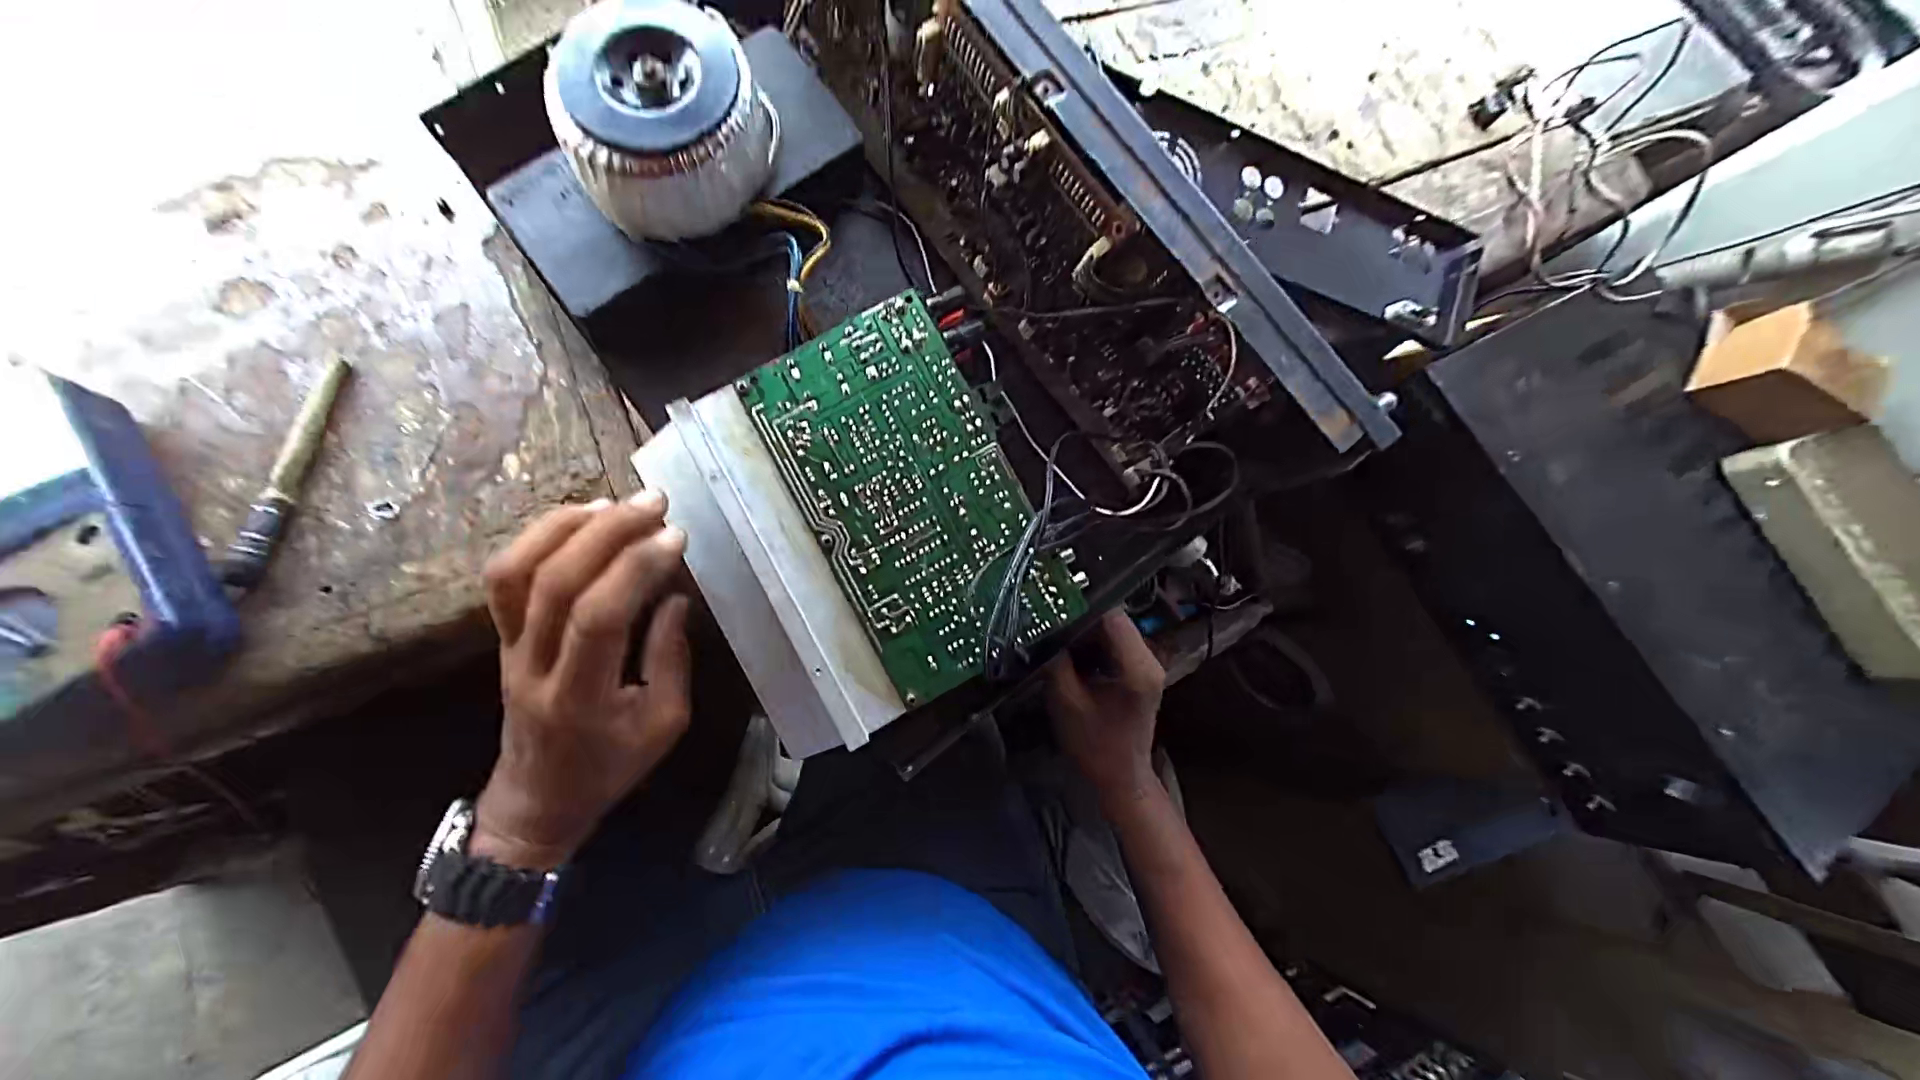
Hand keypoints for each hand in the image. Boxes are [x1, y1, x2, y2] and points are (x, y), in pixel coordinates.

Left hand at [474, 491, 691, 868]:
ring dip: (564, 526)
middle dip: (608, 532)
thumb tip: (674, 596)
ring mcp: (508, 648)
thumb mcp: (665, 723)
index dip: (636, 568)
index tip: (675, 538)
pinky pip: (505, 577)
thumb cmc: (610, 766)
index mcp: (580, 696)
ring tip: (614, 503)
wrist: (537, 799)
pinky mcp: (500, 637)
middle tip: (654, 503)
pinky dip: (540, 538)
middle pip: (554, 582)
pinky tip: (580, 519)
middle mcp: (533, 666)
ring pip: (514, 572)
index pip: (598, 617)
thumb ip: (672, 659)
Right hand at [1046, 608, 1165, 807]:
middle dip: (1080, 616)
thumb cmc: (1095, 746)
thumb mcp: (1067, 702)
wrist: (1120, 779)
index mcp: (1138, 667)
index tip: (1051, 601)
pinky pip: (1113, 643)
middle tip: (1046, 614)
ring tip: (1053, 628)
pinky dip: (1091, 642)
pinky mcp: (1138, 670)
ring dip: (1084, 629)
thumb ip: (1056, 662)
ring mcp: (1146, 664)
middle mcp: (1149, 659)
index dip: (1080, 606)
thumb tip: (1042, 630)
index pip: (1112, 617)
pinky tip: (1068, 647)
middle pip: (1114, 620)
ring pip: (1112, 630)